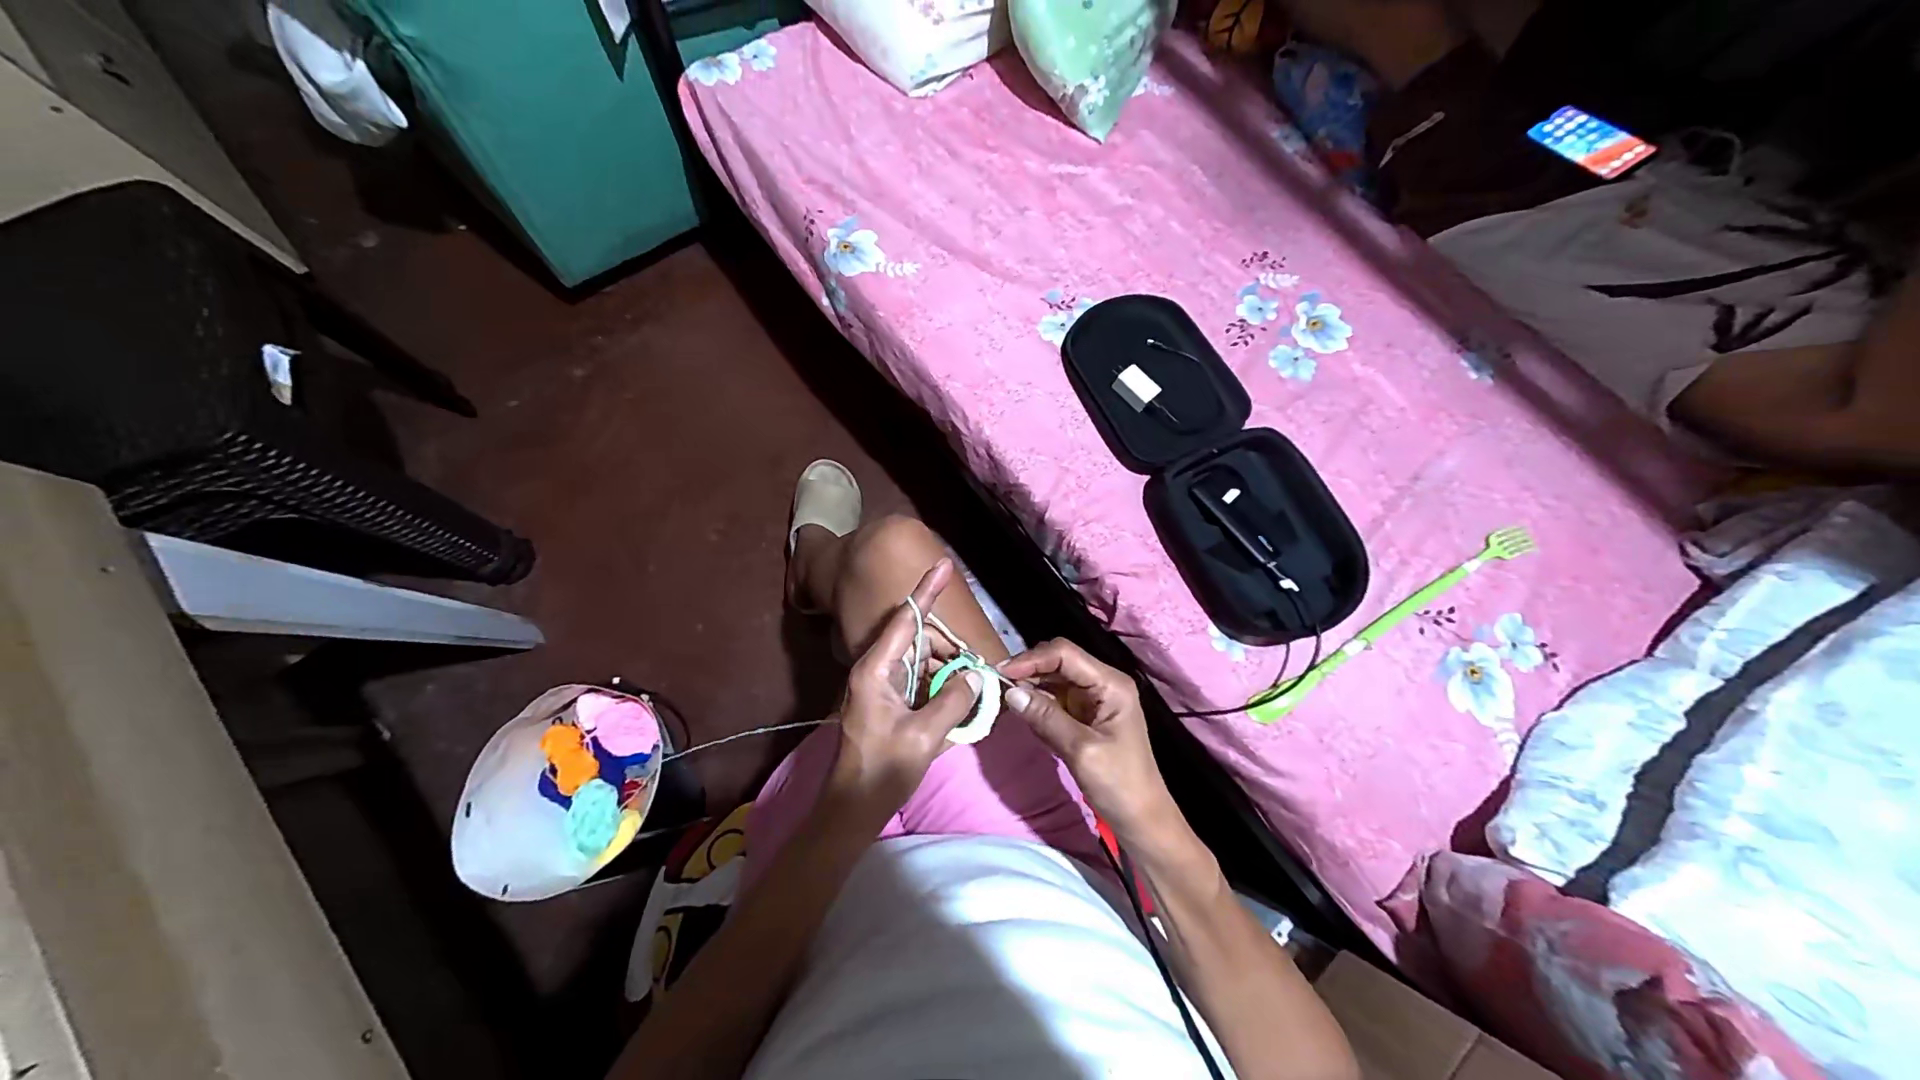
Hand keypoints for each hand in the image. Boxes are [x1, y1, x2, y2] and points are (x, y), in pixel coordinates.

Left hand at [826, 558, 982, 822]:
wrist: (853, 806)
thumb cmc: (882, 770)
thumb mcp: (924, 736)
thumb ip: (953, 700)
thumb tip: (976, 676)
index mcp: (875, 670)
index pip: (905, 619)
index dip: (926, 591)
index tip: (944, 563)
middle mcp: (876, 669)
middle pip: (919, 639)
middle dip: (950, 647)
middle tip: (977, 670)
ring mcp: (881, 684)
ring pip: (923, 659)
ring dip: (949, 668)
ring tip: (972, 688)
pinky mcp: (889, 699)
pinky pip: (920, 678)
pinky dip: (941, 684)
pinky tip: (960, 699)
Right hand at [998, 639, 1180, 846]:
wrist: (1140, 818)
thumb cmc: (1118, 783)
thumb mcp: (1080, 750)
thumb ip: (1046, 717)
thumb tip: (1010, 692)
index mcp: (1110, 684)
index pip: (1064, 654)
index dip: (1031, 659)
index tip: (1001, 673)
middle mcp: (1102, 683)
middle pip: (1058, 661)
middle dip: (1028, 670)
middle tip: (998, 686)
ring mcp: (1093, 699)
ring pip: (1053, 679)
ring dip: (1030, 687)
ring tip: (1006, 701)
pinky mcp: (1083, 715)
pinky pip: (1054, 699)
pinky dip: (1037, 704)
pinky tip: (1025, 717)